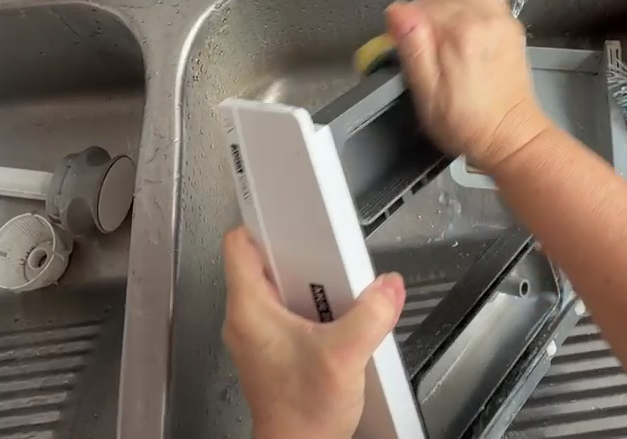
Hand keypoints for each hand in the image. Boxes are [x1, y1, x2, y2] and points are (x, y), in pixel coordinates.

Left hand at [222, 227, 405, 438]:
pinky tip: (337, 313)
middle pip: (266, 258)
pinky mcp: (275, 346)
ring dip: (309, 280)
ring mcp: (260, 333)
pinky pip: (290, 306)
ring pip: (280, 283)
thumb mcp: (344, 356)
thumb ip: (371, 314)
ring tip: (335, 282)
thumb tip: (387, 286)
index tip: (286, 208)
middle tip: (326, 251)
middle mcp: (248, 318)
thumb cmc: (301, 418)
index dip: (263, 221)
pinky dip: (313, 302)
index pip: (239, 243)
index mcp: (249, 309)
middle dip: (300, 251)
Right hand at [384, 0, 551, 169]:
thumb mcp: (426, 94)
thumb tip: (396, 10)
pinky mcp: (510, 22)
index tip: (405, 46)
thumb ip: (412, 48)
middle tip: (423, 44)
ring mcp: (500, 17)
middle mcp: (483, 17)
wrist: (511, 134)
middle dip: (424, 14)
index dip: (405, 24)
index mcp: (459, 35)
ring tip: (442, 29)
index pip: (418, 6)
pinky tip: (463, 19)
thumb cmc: (463, 121)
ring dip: (445, 2)